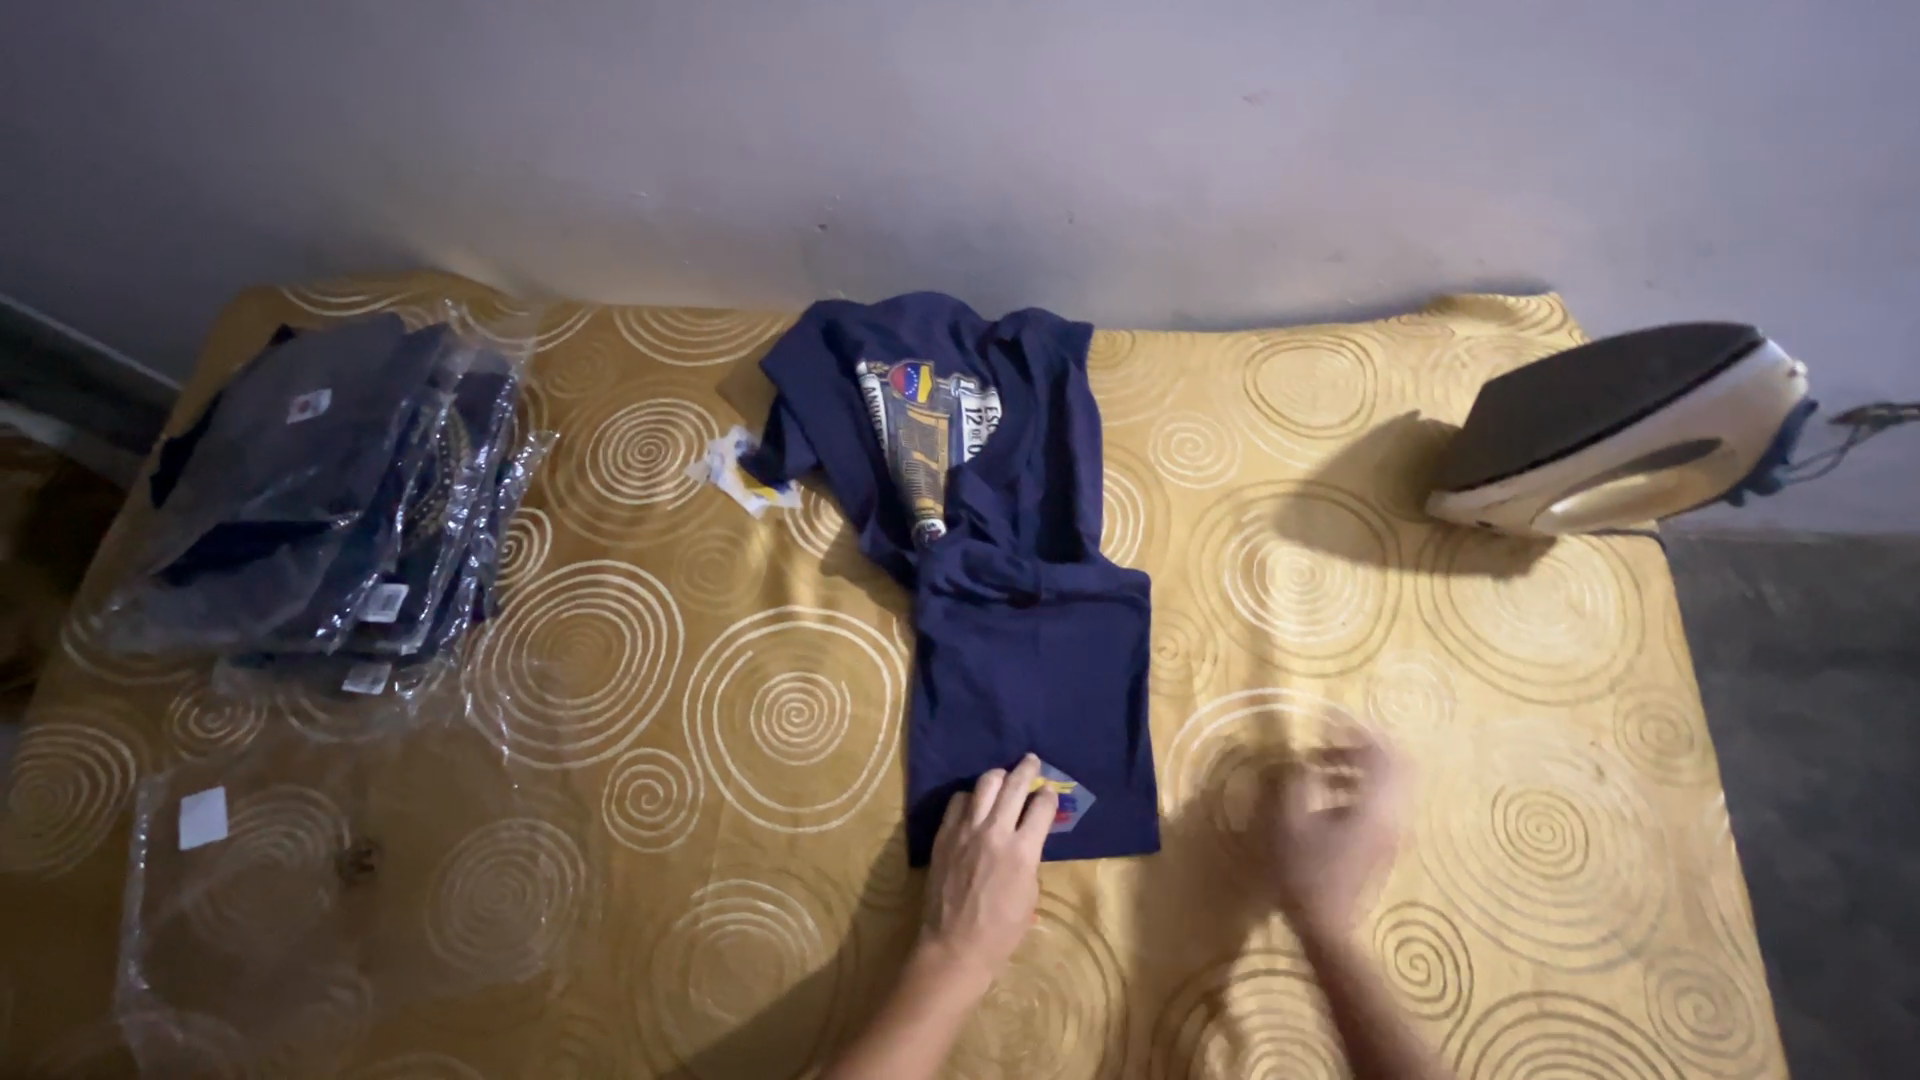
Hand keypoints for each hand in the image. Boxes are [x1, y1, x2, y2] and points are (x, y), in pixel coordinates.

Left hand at [917, 754, 1057, 997]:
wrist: (954, 947)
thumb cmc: (1000, 932)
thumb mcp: (1029, 895)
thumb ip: (1030, 859)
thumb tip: (1027, 838)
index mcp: (1023, 851)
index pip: (1042, 807)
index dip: (1048, 795)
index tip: (1049, 791)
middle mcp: (995, 832)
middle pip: (1014, 785)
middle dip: (1027, 769)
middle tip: (1032, 761)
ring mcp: (966, 830)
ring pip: (984, 784)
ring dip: (998, 776)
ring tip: (1003, 776)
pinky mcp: (945, 835)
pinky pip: (958, 802)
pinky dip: (969, 797)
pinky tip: (974, 802)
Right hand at [1265, 724, 1407, 938]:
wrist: (1327, 925)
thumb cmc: (1304, 871)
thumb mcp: (1290, 822)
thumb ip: (1299, 782)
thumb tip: (1305, 759)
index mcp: (1374, 807)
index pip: (1381, 753)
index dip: (1357, 729)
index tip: (1328, 718)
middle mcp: (1394, 815)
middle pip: (1397, 764)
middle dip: (1364, 745)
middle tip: (1329, 738)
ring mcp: (1393, 830)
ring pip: (1388, 782)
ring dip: (1357, 766)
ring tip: (1318, 766)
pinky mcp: (1385, 842)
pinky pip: (1381, 800)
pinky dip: (1357, 785)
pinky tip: (1324, 794)